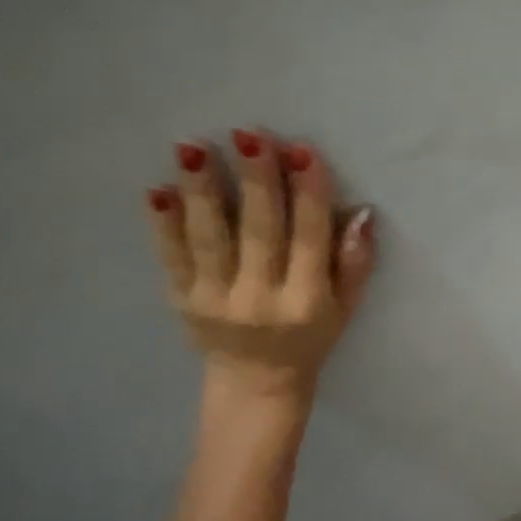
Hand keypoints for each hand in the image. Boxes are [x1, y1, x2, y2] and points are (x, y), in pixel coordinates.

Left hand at [146, 129, 376, 412]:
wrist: (258, 385)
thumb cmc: (310, 339)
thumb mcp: (346, 309)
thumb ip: (354, 263)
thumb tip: (362, 214)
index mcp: (307, 301)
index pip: (309, 238)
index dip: (307, 194)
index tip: (301, 150)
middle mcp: (262, 299)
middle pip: (259, 232)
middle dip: (255, 181)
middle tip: (248, 134)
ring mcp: (217, 301)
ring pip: (210, 239)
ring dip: (201, 191)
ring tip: (194, 147)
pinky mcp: (184, 301)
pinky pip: (172, 258)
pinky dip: (164, 224)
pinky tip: (158, 190)